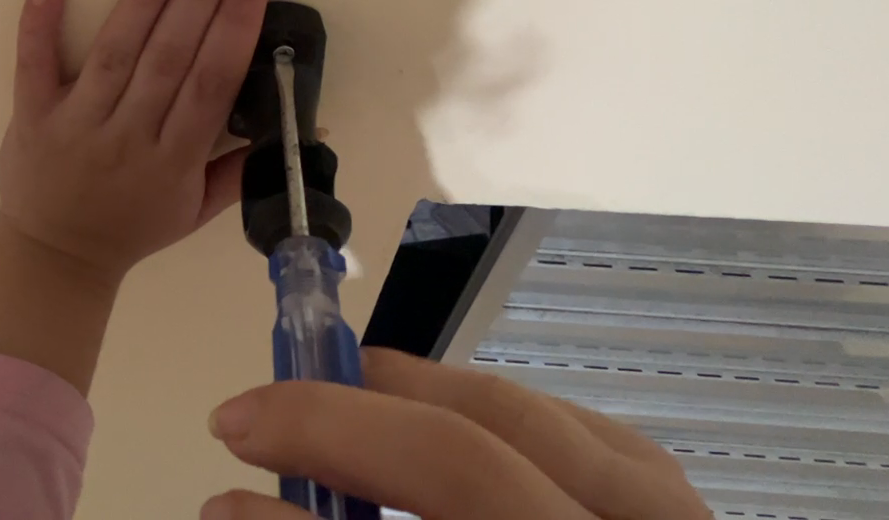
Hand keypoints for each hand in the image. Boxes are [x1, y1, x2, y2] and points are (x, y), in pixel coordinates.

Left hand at [0, 0, 271, 279]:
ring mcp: (76, 123)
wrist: (54, 258)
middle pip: (170, 55)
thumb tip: (307, 126)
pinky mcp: (31, 116)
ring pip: (116, 52)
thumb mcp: (196, 210)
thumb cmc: (134, 226)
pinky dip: (39, 24)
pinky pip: (33, 66)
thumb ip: (245, 168)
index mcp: (174, 159)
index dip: (237, 25)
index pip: (212, 82)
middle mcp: (128, 135)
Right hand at [203, 348, 710, 519]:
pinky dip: (466, 398)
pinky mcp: (670, 492)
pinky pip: (549, 413)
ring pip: (511, 414)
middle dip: (328, 426)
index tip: (218, 502)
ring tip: (316, 386)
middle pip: (466, 465)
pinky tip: (417, 403)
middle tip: (237, 421)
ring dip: (391, 390)